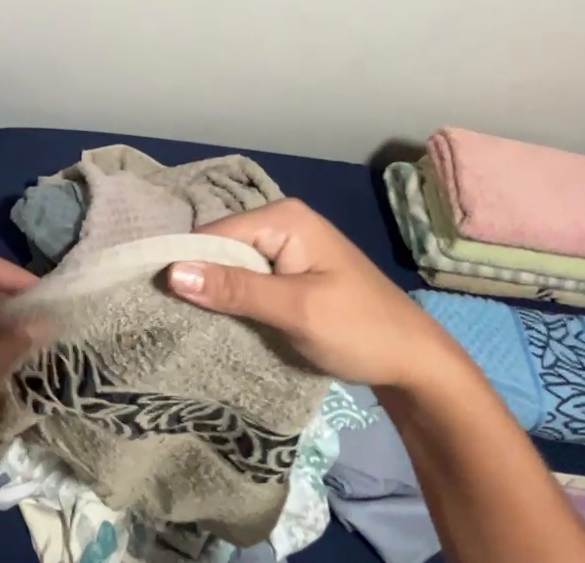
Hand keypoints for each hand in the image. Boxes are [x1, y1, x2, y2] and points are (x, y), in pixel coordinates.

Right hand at [167, 198, 461, 390]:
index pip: (215, 234)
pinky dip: (234, 298)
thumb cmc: (362, 331)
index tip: (166, 302)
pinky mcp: (288, 272)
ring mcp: (286, 247)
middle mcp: (281, 222)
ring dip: (217, 292)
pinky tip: (226, 319)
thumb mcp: (296, 311)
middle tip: (183, 317)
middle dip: (202, 279)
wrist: (417, 366)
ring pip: (230, 265)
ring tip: (199, 321)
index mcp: (284, 217)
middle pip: (220, 247)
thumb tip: (171, 272)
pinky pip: (246, 278)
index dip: (189, 265)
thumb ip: (235, 289)